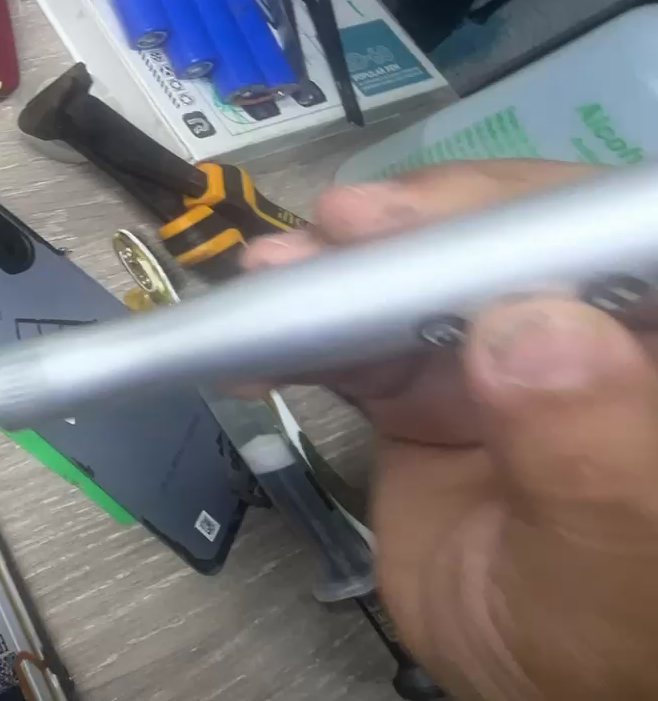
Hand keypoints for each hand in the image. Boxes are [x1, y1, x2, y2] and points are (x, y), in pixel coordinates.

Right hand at [244, 160, 657, 700]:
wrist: (527, 695)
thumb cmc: (605, 657)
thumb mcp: (612, 577)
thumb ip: (593, 457)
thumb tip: (530, 325)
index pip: (615, 248)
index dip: (523, 214)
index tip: (421, 220)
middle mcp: (595, 349)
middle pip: (505, 248)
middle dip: (412, 229)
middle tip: (331, 228)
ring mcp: (505, 364)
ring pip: (413, 282)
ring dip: (333, 272)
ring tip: (268, 272)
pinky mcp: (427, 386)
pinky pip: (353, 339)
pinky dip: (292, 337)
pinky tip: (251, 349)